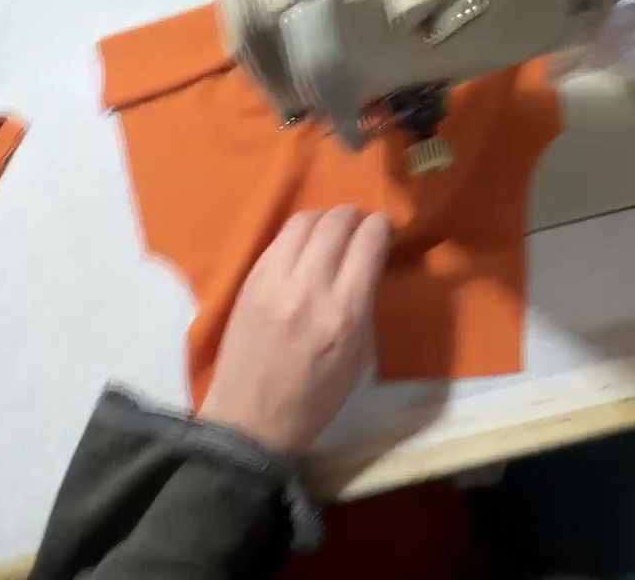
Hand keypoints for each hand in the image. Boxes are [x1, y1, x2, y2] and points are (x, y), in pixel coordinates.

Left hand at [198, 206, 391, 454]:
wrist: (250, 420)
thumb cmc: (316, 395)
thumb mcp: (359, 354)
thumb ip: (366, 300)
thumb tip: (370, 259)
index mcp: (345, 312)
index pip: (369, 241)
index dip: (382, 225)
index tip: (384, 228)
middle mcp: (310, 287)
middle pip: (337, 222)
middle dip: (355, 215)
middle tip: (360, 225)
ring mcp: (275, 279)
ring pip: (305, 220)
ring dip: (325, 218)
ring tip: (332, 230)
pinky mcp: (250, 278)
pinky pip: (280, 237)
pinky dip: (299, 233)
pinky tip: (304, 244)